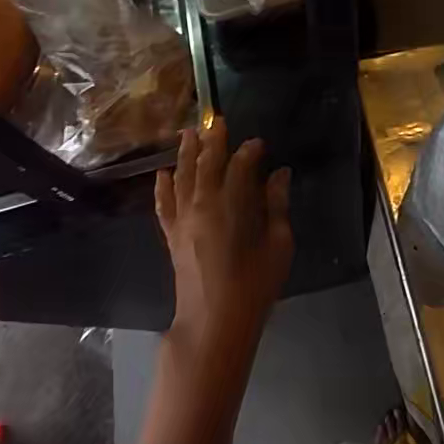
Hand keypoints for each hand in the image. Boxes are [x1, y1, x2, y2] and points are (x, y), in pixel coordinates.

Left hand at [155, 118, 292, 367]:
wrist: (214, 322)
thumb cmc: (253, 285)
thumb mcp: (277, 245)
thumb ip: (277, 206)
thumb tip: (280, 175)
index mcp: (229, 206)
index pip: (238, 167)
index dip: (249, 152)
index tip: (259, 144)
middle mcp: (200, 205)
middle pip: (205, 164)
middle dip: (212, 140)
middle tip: (217, 120)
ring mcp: (182, 220)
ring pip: (182, 177)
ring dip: (186, 153)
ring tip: (188, 133)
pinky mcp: (171, 235)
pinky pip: (163, 204)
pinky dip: (163, 186)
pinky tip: (164, 173)